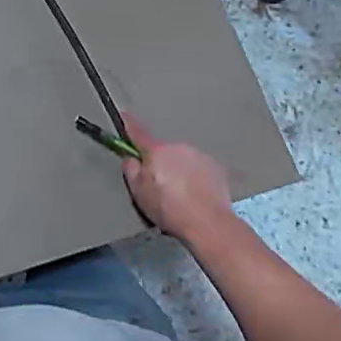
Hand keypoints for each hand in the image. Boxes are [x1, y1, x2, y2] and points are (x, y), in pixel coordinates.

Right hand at [120, 118, 235, 245]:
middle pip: (163, 151)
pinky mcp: (217, 169)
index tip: (124, 115)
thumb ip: (131, 171)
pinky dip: (195, 177)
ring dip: (179, 170)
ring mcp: (199, 156)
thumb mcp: (139, 193)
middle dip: (159, 162)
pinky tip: (196, 195)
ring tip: (181, 195)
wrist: (209, 224)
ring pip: (182, 159)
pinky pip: (199, 168)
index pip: (138, 133)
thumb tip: (131, 159)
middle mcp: (178, 148)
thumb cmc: (169, 209)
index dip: (129, 124)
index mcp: (156, 151)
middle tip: (160, 185)